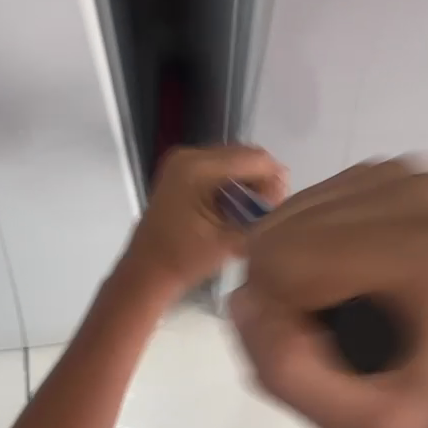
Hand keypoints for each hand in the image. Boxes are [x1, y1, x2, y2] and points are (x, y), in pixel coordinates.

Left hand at [121, 145, 287, 293]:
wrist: (146, 273)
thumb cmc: (185, 261)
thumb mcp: (230, 240)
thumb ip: (260, 216)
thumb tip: (281, 201)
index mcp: (198, 167)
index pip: (254, 158)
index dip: (274, 179)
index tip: (279, 207)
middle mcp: (188, 155)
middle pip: (243, 154)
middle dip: (261, 180)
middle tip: (268, 210)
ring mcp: (181, 161)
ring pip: (232, 160)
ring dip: (247, 182)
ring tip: (253, 211)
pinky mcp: (179, 172)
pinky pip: (217, 168)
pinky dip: (231, 184)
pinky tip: (234, 208)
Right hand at [229, 157, 427, 427]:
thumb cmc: (421, 398)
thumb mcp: (359, 424)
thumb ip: (289, 376)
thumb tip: (243, 301)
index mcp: (427, 252)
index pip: (285, 259)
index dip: (276, 316)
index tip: (312, 349)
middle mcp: (425, 194)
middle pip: (283, 231)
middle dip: (279, 289)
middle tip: (319, 329)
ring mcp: (413, 173)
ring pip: (290, 214)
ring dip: (291, 266)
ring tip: (333, 305)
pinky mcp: (398, 169)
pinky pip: (311, 202)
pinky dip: (308, 242)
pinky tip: (340, 274)